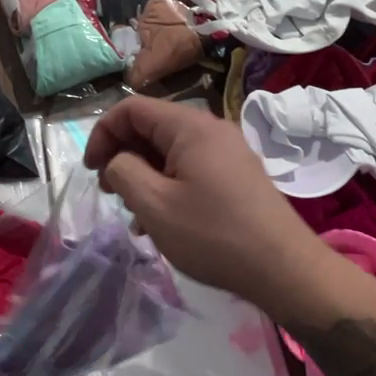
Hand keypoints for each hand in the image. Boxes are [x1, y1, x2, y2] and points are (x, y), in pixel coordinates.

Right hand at [83, 96, 328, 305]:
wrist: (283, 268)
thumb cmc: (213, 235)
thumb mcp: (154, 205)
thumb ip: (123, 172)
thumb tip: (117, 160)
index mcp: (190, 126)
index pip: (131, 108)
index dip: (103, 133)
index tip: (92, 171)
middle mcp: (211, 129)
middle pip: (152, 127)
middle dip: (123, 156)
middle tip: (111, 194)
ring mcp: (228, 151)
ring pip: (170, 151)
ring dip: (145, 176)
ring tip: (136, 216)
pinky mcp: (237, 175)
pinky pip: (191, 168)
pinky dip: (169, 186)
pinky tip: (163, 222)